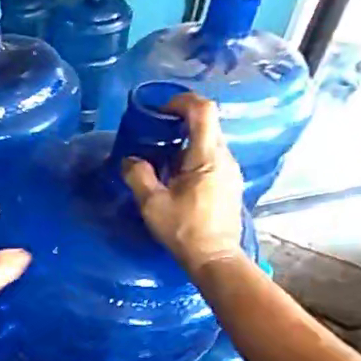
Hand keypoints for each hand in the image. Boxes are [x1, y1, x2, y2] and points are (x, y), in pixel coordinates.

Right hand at [123, 93, 247, 270]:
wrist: (214, 259)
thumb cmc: (184, 231)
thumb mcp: (152, 204)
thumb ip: (138, 176)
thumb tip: (129, 161)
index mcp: (207, 157)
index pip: (203, 110)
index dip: (181, 101)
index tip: (160, 109)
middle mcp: (224, 158)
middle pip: (206, 124)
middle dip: (179, 122)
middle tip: (154, 133)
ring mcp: (230, 171)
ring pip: (208, 142)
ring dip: (184, 142)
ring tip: (160, 158)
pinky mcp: (229, 184)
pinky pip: (210, 159)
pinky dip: (191, 157)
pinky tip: (174, 176)